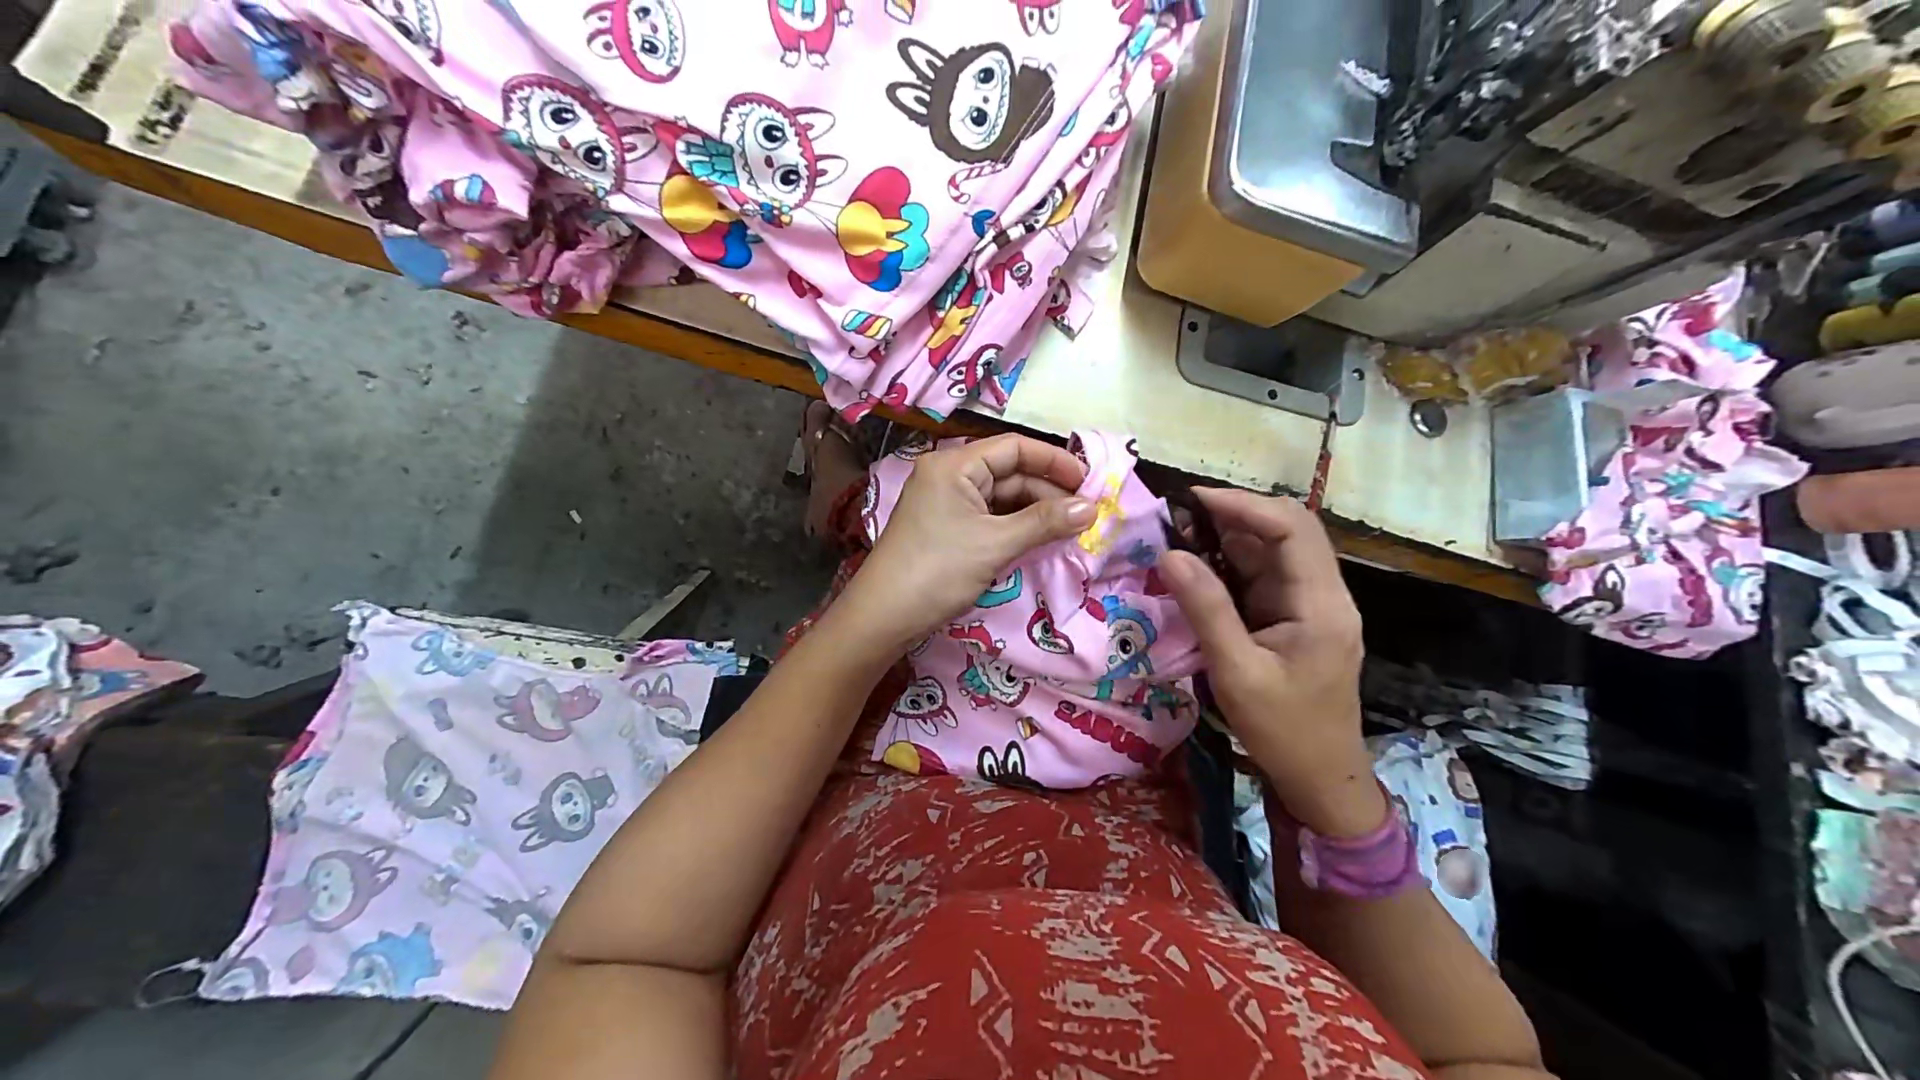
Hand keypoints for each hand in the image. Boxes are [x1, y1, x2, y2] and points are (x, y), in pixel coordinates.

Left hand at [832, 434, 1092, 657]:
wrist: (884, 616)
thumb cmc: (937, 571)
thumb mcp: (995, 544)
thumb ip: (1045, 522)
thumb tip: (1091, 508)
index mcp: (954, 465)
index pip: (1014, 447)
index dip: (1054, 461)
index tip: (1090, 482)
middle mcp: (949, 476)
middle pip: (1010, 472)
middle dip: (1048, 490)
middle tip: (1087, 512)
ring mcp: (946, 503)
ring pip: (1002, 498)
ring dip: (1036, 511)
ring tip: (1072, 528)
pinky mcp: (947, 529)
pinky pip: (990, 518)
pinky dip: (1017, 527)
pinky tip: (1043, 538)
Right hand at [1157, 490, 1383, 837]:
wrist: (1320, 778)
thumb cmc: (1283, 730)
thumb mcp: (1237, 672)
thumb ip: (1206, 609)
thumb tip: (1170, 554)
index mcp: (1321, 605)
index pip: (1292, 530)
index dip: (1244, 505)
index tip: (1193, 499)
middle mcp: (1323, 595)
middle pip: (1288, 531)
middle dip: (1236, 514)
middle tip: (1181, 515)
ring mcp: (1311, 606)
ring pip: (1274, 551)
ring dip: (1230, 537)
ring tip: (1181, 533)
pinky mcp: (1295, 618)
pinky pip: (1264, 576)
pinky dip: (1231, 564)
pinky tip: (1199, 565)